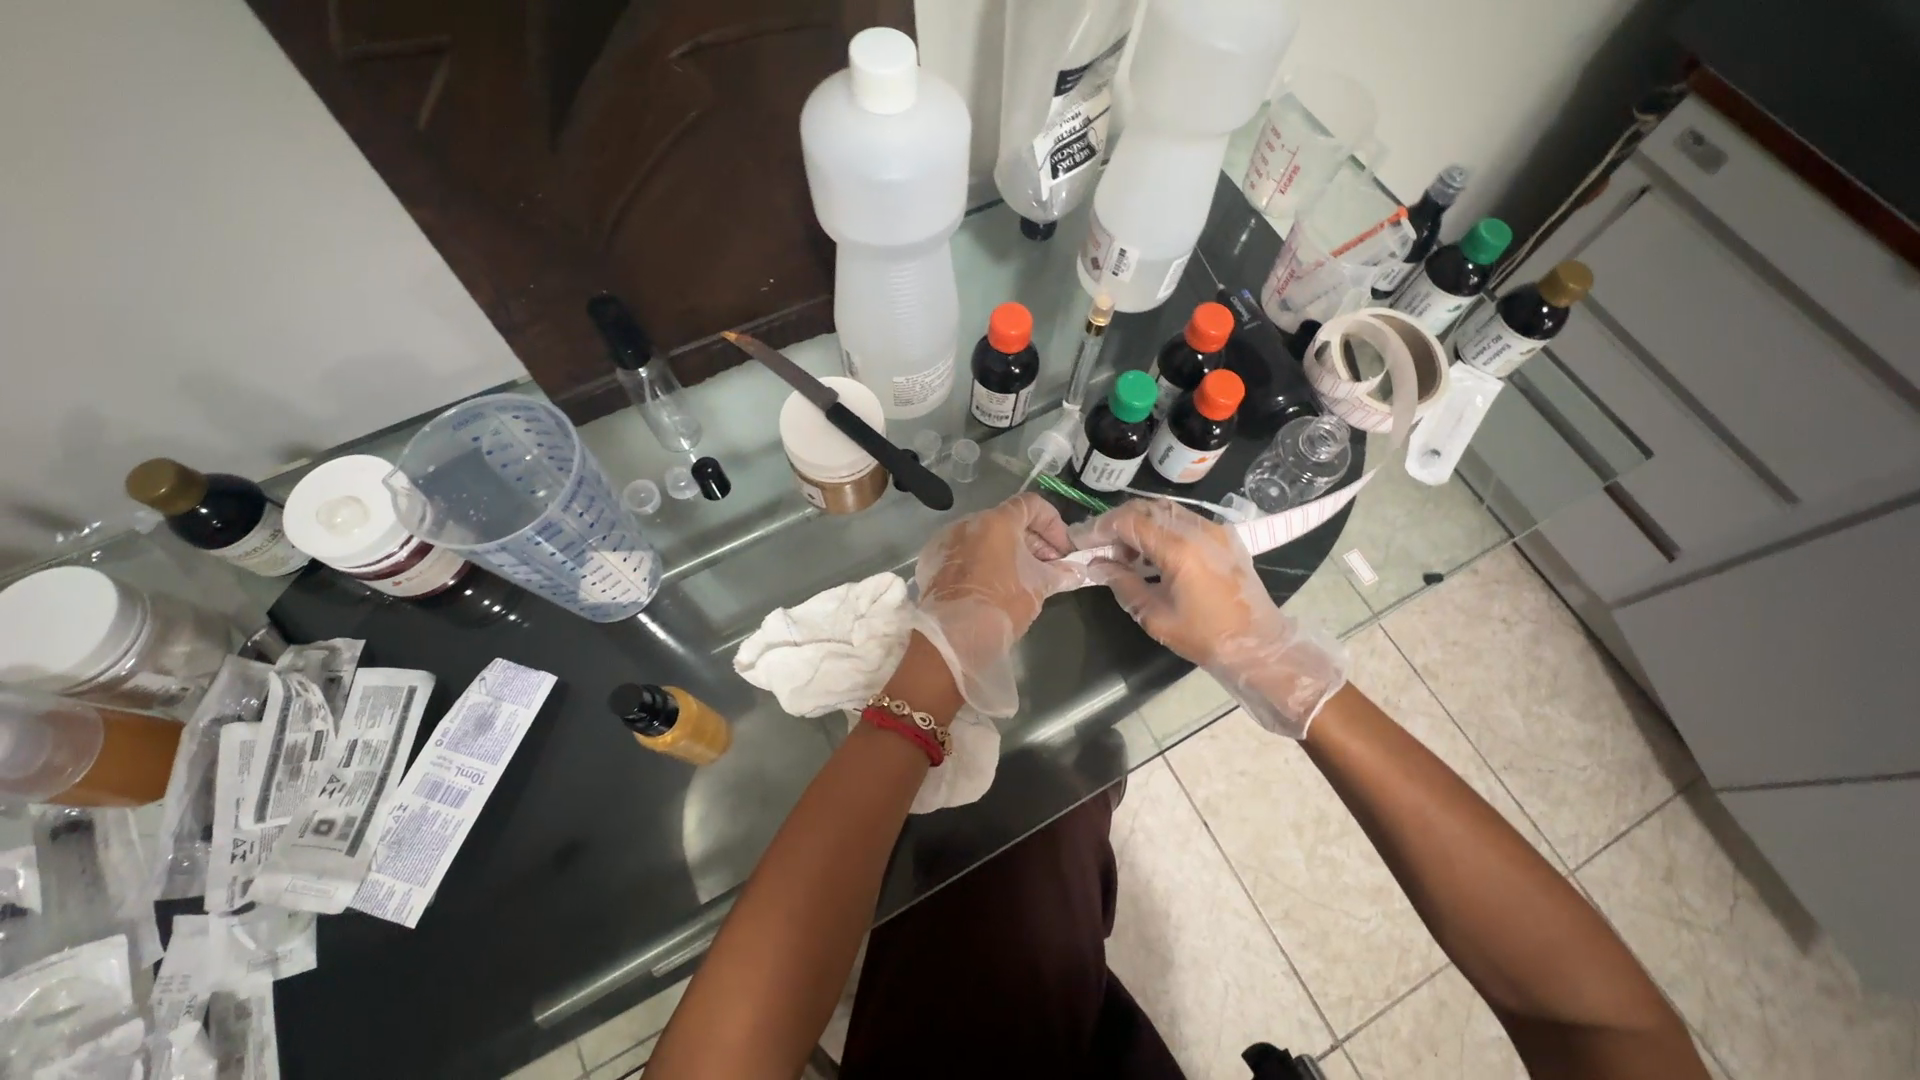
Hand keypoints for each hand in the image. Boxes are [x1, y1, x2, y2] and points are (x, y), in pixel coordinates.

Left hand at [912, 493, 1080, 717]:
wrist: (952, 636)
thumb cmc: (1001, 605)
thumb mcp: (1038, 588)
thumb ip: (1060, 574)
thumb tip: (1077, 572)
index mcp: (997, 521)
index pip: (1031, 504)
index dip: (1053, 523)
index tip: (1062, 550)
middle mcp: (968, 522)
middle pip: (1007, 520)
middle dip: (1032, 541)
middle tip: (1047, 567)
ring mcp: (946, 540)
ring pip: (983, 536)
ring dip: (1006, 550)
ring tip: (1020, 577)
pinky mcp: (931, 561)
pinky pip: (963, 552)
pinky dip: (981, 561)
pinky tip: (990, 584)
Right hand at [1071, 498, 1345, 738]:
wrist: (1259, 645)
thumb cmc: (1205, 637)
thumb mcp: (1154, 616)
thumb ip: (1122, 584)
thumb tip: (1098, 565)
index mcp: (1180, 548)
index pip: (1130, 522)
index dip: (1101, 528)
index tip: (1081, 540)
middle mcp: (1199, 529)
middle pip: (1147, 508)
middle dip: (1117, 522)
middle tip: (1098, 544)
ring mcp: (1215, 530)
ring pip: (1166, 510)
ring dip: (1139, 523)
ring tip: (1122, 551)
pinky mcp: (1225, 537)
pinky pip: (1185, 520)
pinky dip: (1161, 528)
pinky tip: (1151, 554)